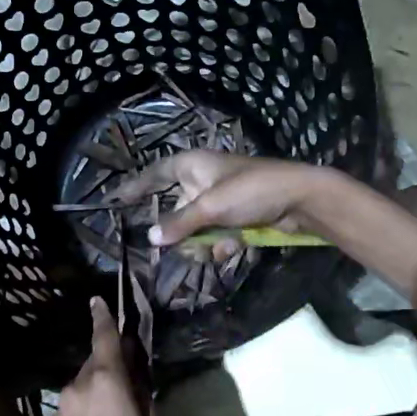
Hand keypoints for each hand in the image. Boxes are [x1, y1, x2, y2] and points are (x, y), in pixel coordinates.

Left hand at [49, 297, 167, 415]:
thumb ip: (146, 399)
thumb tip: (138, 377)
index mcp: (105, 385)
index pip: (104, 339)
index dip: (105, 318)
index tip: (99, 299)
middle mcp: (76, 390)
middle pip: (96, 363)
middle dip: (114, 362)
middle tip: (141, 377)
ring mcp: (61, 413)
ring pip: (87, 385)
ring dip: (105, 387)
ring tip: (130, 412)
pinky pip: (79, 407)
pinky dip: (95, 406)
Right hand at [112, 151, 332, 252]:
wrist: (301, 199)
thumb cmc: (251, 191)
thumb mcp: (210, 208)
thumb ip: (179, 224)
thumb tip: (150, 239)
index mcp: (192, 166)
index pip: (155, 175)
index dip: (135, 187)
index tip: (116, 200)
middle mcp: (202, 181)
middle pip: (176, 211)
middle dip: (181, 234)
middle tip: (180, 249)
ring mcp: (221, 200)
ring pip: (197, 229)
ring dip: (204, 244)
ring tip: (218, 249)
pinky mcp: (237, 217)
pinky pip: (217, 235)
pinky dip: (223, 244)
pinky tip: (236, 248)